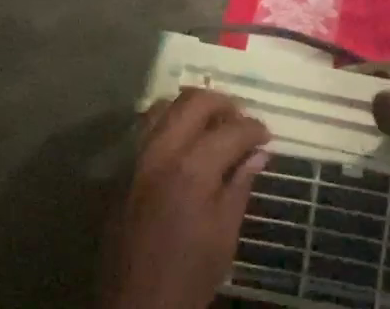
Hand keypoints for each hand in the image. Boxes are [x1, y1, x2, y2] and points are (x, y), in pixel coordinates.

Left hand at [99, 88, 270, 308]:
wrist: (135, 306)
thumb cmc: (188, 275)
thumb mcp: (224, 235)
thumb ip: (239, 185)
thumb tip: (258, 153)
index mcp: (192, 170)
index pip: (231, 129)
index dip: (254, 129)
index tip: (267, 137)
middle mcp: (160, 152)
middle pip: (193, 101)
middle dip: (223, 104)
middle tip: (240, 121)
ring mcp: (136, 158)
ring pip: (163, 106)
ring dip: (191, 108)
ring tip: (211, 126)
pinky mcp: (122, 170)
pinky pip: (145, 128)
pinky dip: (167, 122)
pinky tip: (183, 142)